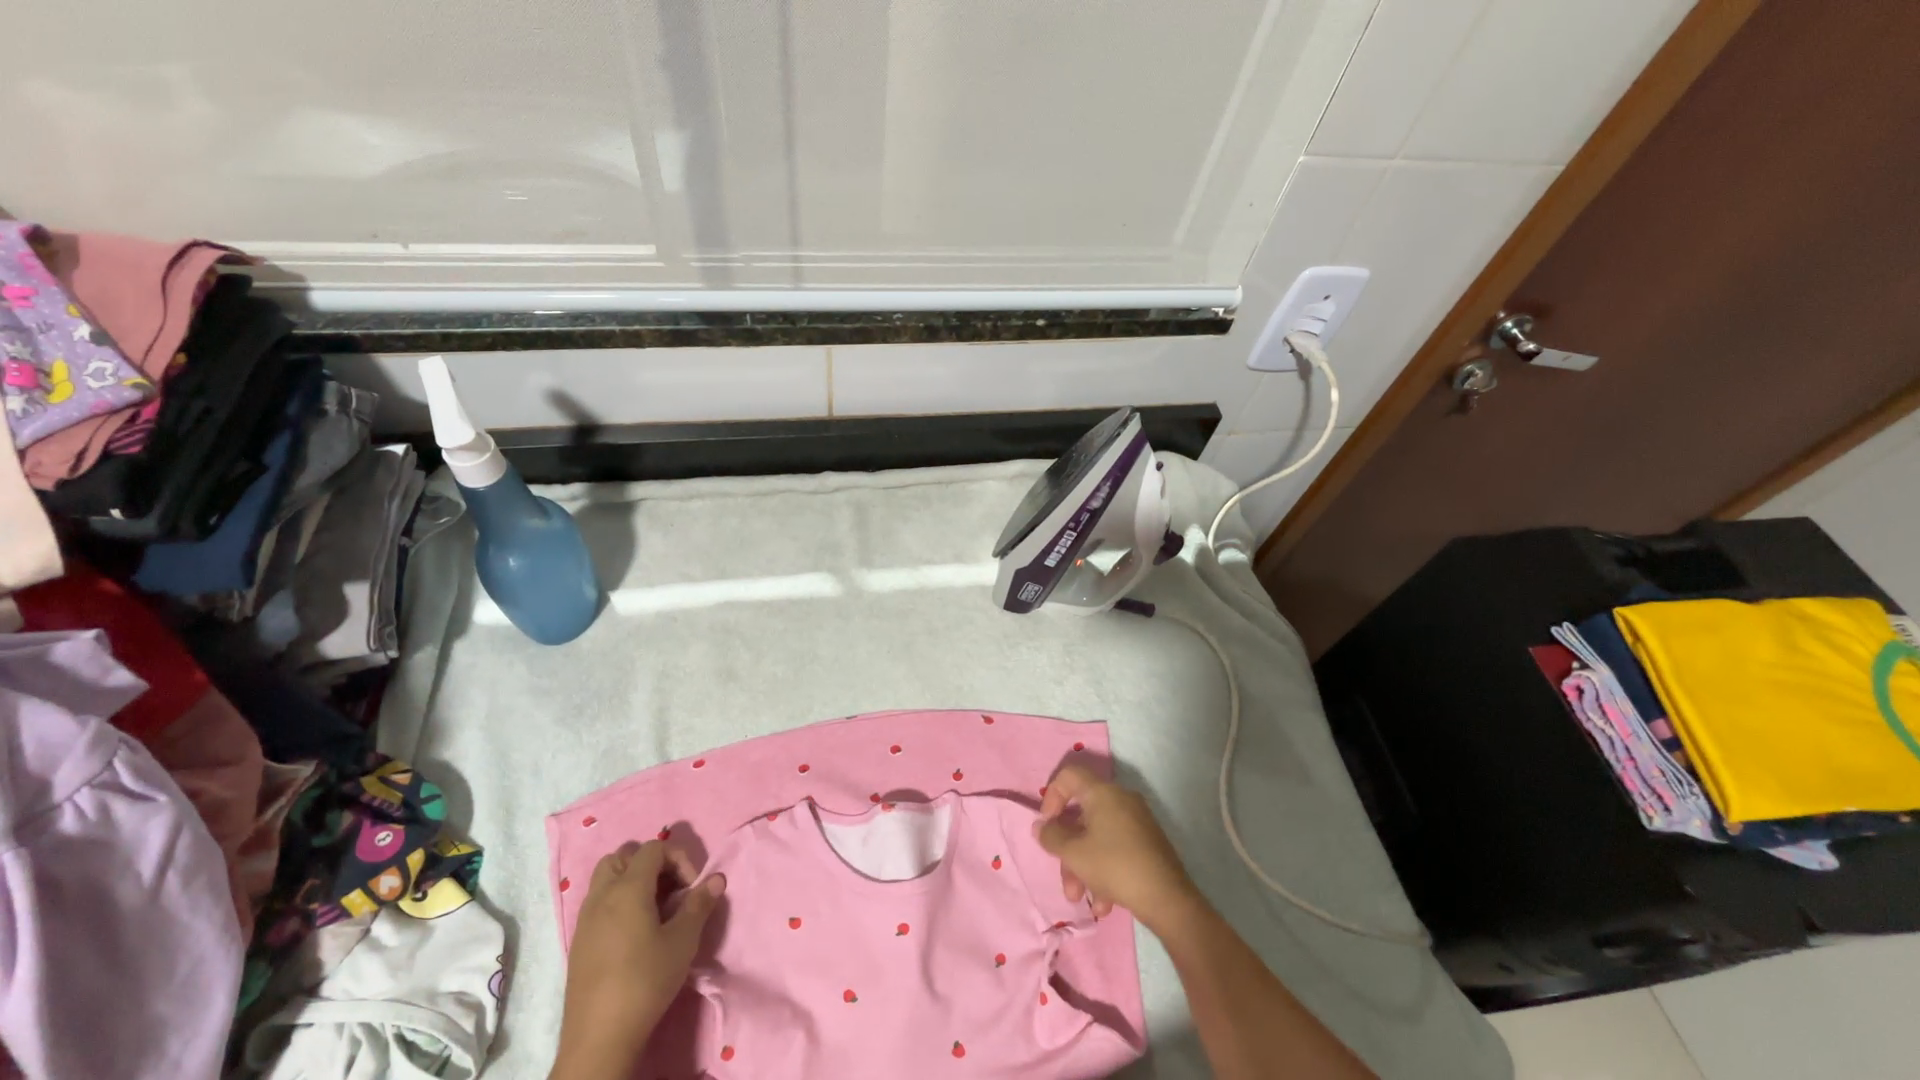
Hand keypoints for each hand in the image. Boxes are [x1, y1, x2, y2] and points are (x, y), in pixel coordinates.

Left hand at [552, 840, 724, 1078]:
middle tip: (671, 890)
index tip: (693, 888)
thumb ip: (699, 905)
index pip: (653, 848)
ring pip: (606, 878)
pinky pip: (599, 902)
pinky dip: (619, 902)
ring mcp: (585, 918)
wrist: (600, 1034)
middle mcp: (601, 895)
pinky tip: (636, 933)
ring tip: (655, 909)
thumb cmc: (646, 981)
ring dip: (632, 881)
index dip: (679, 859)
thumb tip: (717, 878)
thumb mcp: (682, 942)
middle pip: (623, 856)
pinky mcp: (580, 940)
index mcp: (627, 889)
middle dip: (651, 864)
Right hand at [1037, 764, 1203, 929]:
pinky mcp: (1146, 843)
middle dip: (1068, 851)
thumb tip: (1041, 826)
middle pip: (1081, 816)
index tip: (1047, 825)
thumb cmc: (1114, 866)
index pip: (1069, 776)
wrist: (1168, 898)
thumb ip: (1052, 836)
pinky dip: (1104, 872)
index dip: (1051, 796)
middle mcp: (1121, 800)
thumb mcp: (1074, 853)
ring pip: (1097, 838)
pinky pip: (1115, 850)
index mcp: (1103, 793)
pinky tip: (1104, 903)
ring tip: (1081, 899)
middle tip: (1064, 878)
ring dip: (1083, 868)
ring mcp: (1136, 822)